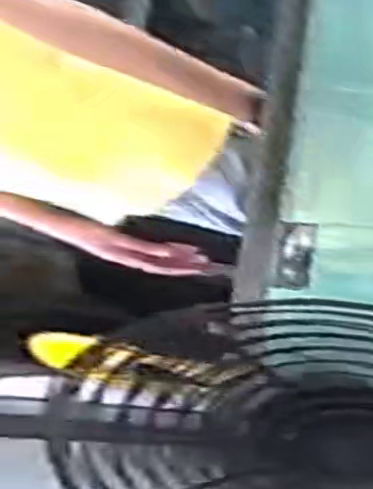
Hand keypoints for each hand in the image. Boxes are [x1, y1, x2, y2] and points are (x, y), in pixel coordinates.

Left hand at [54, 221, 219, 276]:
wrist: (43, 219)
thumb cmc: (72, 225)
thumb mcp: (101, 234)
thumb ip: (126, 241)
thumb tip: (154, 246)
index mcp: (121, 256)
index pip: (158, 266)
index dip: (183, 268)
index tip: (205, 267)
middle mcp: (122, 256)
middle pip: (161, 265)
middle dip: (189, 267)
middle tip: (213, 267)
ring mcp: (118, 248)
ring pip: (157, 259)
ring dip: (183, 260)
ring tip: (204, 258)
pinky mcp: (113, 239)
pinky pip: (144, 248)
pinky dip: (164, 251)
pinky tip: (182, 249)